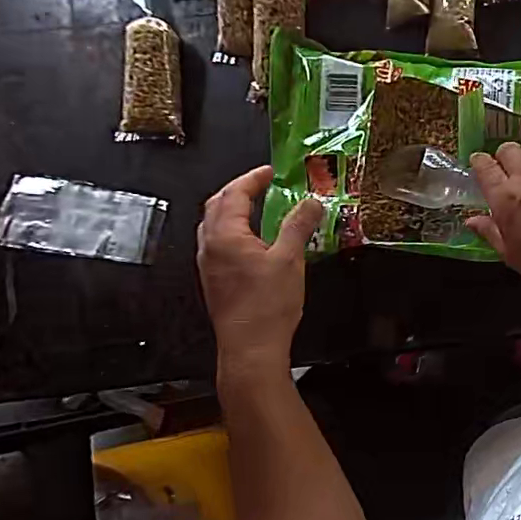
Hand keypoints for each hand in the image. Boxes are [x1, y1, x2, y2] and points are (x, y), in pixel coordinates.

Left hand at [197, 165, 321, 371]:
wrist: (251, 347)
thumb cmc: (268, 305)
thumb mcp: (290, 260)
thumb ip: (298, 226)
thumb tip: (311, 203)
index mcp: (225, 235)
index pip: (234, 193)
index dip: (253, 178)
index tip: (271, 172)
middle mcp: (210, 246)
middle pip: (218, 205)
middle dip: (240, 190)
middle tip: (263, 185)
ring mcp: (209, 264)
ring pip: (216, 225)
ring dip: (235, 210)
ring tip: (260, 208)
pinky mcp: (215, 280)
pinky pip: (220, 244)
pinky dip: (235, 231)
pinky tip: (254, 241)